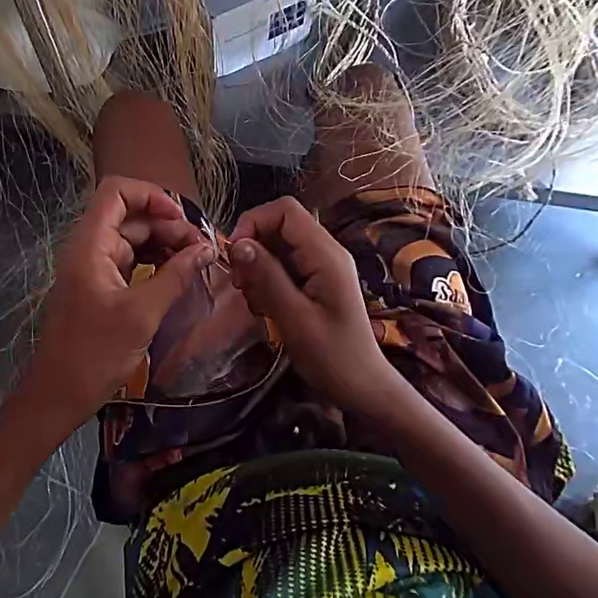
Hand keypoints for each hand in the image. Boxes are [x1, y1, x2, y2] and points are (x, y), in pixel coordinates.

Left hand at [21, 177, 213, 436]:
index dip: (152, 196)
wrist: (58, 394)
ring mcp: (93, 266)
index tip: (182, 220)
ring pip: (133, 237)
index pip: (116, 191)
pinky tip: (178, 272)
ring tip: (196, 260)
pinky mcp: (100, 284)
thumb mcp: (141, 314)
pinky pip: (130, 259)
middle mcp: (89, 247)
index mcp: (89, 244)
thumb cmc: (94, 354)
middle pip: (130, 214)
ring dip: (164, 243)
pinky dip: (155, 261)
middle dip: (167, 224)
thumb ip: (175, 276)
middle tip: (201, 249)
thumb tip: (206, 249)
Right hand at [227, 196, 411, 418]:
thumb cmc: (332, 356)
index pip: (284, 210)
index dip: (253, 222)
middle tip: (241, 284)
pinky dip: (266, 280)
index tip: (234, 255)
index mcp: (325, 254)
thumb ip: (267, 277)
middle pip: (279, 224)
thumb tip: (237, 244)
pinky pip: (284, 265)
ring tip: (255, 301)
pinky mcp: (316, 281)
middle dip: (252, 247)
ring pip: (277, 245)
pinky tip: (265, 307)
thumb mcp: (295, 318)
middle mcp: (325, 252)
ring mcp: (321, 266)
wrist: (362, 387)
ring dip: (257, 267)